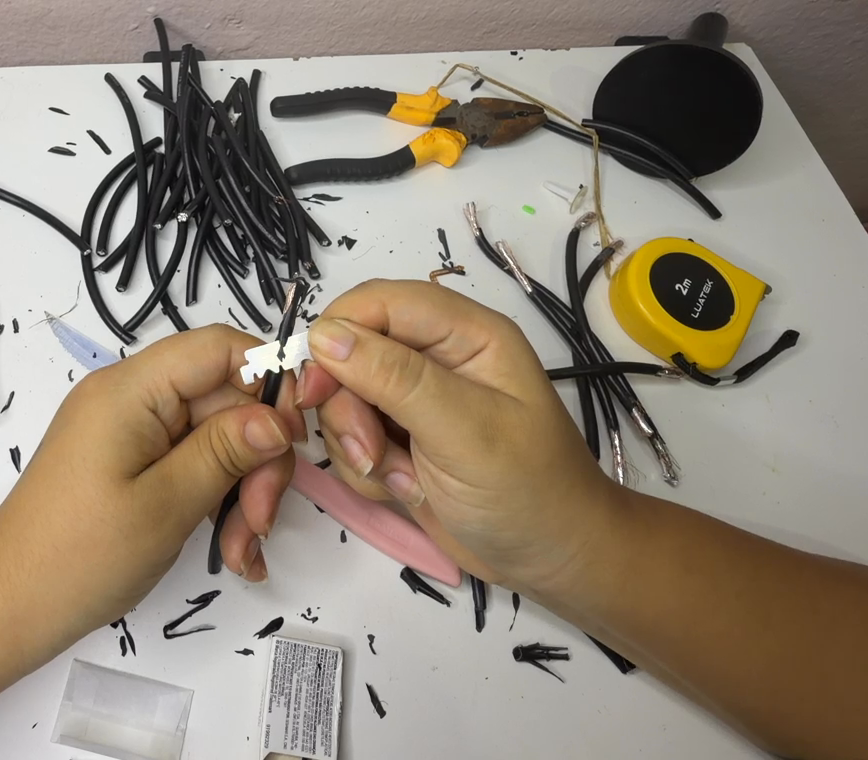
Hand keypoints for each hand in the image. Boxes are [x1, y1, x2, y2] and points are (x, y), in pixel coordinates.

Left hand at [0, 323, 300, 659]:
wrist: (7, 608)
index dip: (267, 377)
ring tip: (242, 548)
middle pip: (224, 399)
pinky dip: (217, 499)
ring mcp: (134, 428)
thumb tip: (279, 417)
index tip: (295, 434)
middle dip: (256, 458)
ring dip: (241, 489)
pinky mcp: (136, 458)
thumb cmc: (79, 556)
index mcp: (131, 388)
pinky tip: (231, 549)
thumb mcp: (165, 504)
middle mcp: (133, 396)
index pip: (218, 347)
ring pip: (216, 436)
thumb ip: (225, 451)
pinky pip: (193, 461)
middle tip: (263, 520)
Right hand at [299, 280, 620, 594]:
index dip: (338, 333)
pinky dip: (364, 468)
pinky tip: (405, 489)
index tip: (315, 387)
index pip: (380, 302)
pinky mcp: (397, 435)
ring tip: (400, 479)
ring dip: (356, 443)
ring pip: (342, 396)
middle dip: (346, 404)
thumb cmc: (528, 492)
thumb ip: (395, 379)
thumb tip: (324, 336)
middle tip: (368, 452)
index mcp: (464, 333)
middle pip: (350, 349)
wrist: (551, 565)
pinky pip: (349, 435)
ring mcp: (412, 397)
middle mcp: (434, 355)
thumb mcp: (465, 431)